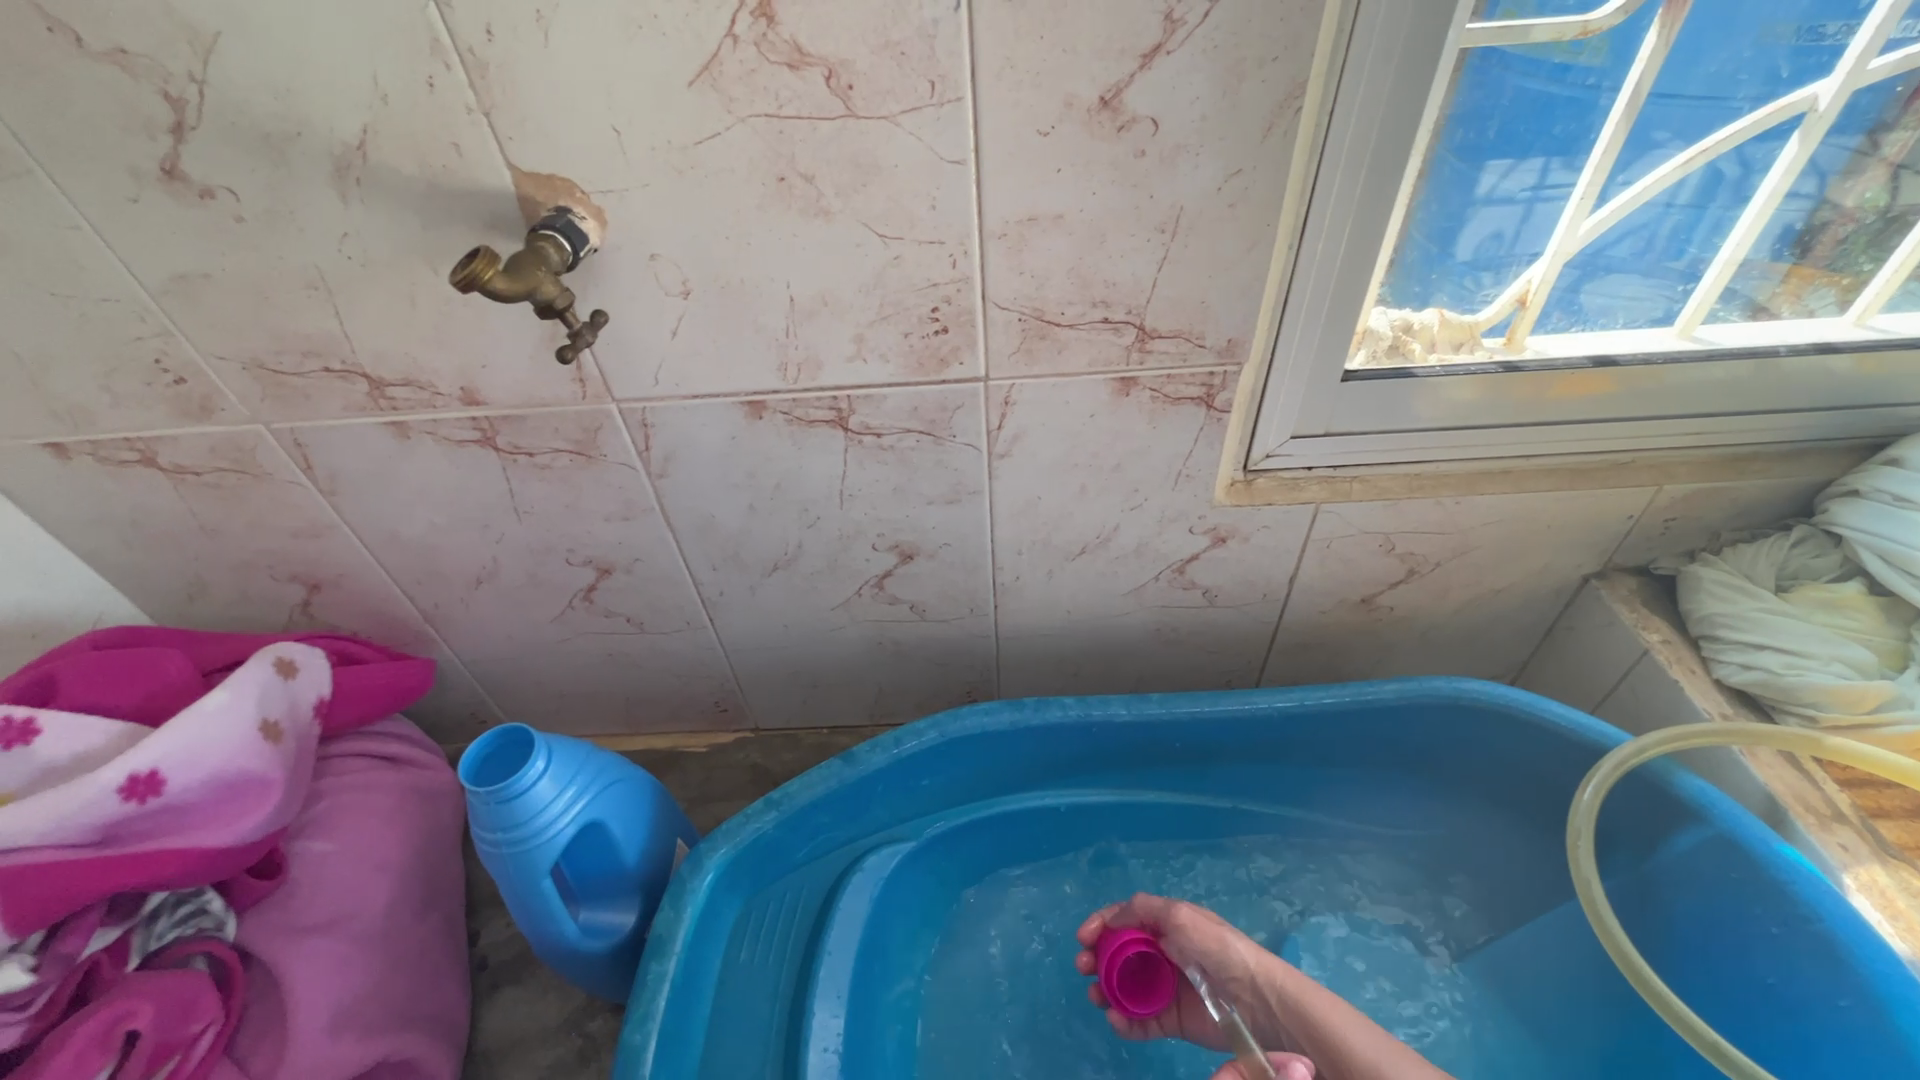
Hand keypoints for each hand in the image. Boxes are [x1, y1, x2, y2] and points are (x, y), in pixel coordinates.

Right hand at [1075, 894, 1312, 1078]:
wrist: (1256, 999)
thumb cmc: (1217, 949)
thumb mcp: (1180, 915)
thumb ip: (1142, 910)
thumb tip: (1112, 919)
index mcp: (1166, 925)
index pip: (1125, 920)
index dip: (1101, 925)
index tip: (1083, 938)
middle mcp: (1163, 953)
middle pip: (1119, 954)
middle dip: (1096, 959)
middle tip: (1083, 968)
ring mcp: (1166, 988)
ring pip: (1125, 989)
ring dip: (1105, 991)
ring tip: (1096, 997)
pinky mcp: (1173, 1020)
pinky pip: (1141, 1020)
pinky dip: (1125, 1022)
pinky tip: (1117, 1020)